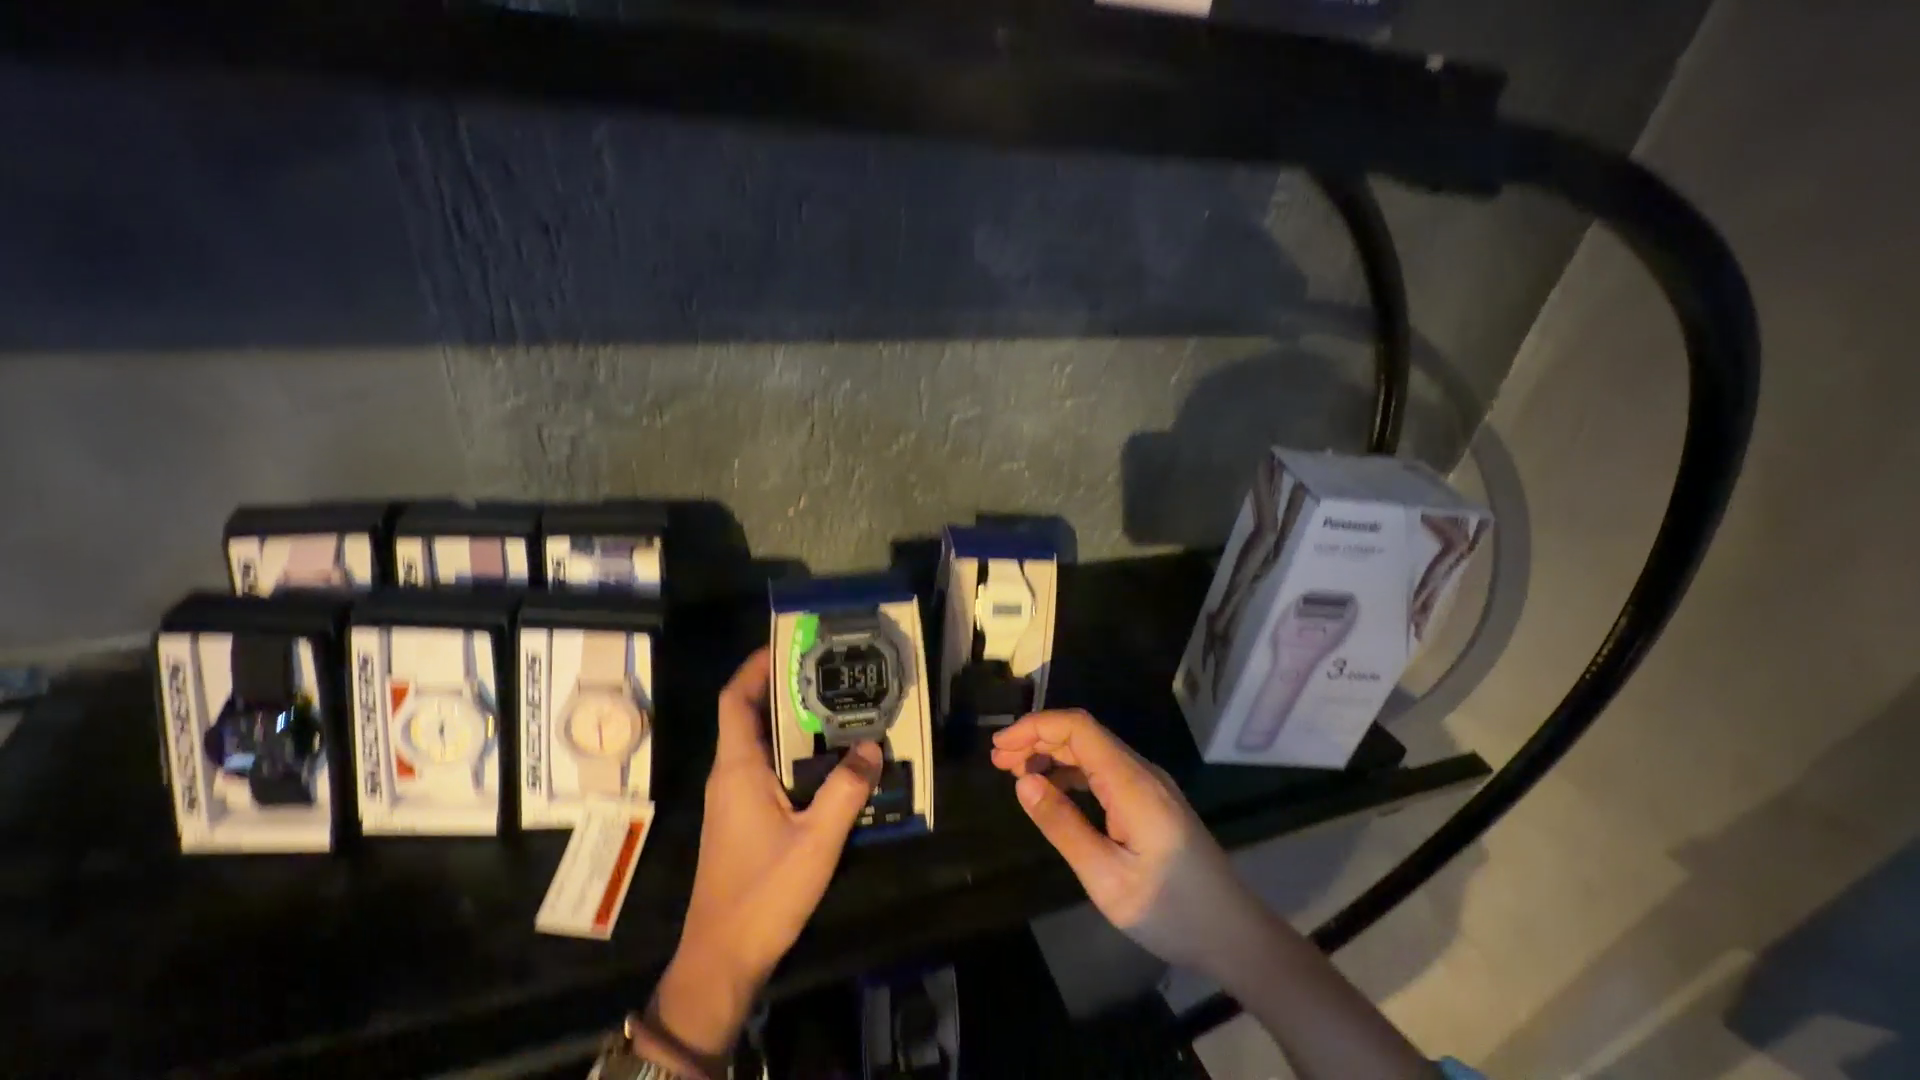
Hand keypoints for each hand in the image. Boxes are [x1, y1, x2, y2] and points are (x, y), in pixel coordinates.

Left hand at [645, 649, 881, 1071]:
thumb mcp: (816, 840)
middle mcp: (731, 775)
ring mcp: (735, 799)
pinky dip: (796, 756)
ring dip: (794, 724)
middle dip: (786, 689)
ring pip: (762, 745)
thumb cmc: (764, 893)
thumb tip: (871, 746)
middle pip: (751, 716)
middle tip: (831, 672)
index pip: (736, 700)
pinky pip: (769, 771)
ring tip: (840, 708)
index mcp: (738, 769)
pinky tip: (832, 763)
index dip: (756, 666)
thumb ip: (845, 790)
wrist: (723, 957)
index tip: (790, 645)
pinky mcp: (745, 819)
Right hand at [995, 711, 1434, 1079]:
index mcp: (1133, 784)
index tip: (999, 746)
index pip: (1080, 728)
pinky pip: (1106, 773)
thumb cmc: (1171, 911)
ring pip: (1094, 753)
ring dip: (1053, 756)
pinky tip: (1050, 791)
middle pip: (1085, 735)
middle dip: (1038, 739)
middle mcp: (1143, 774)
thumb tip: (1022, 782)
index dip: (1036, 727)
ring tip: (1013, 773)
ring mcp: (1151, 788)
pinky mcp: (1152, 804)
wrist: (1234, 935)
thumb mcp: (1107, 878)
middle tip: (996, 761)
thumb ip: (1064, 826)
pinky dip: (1072, 774)